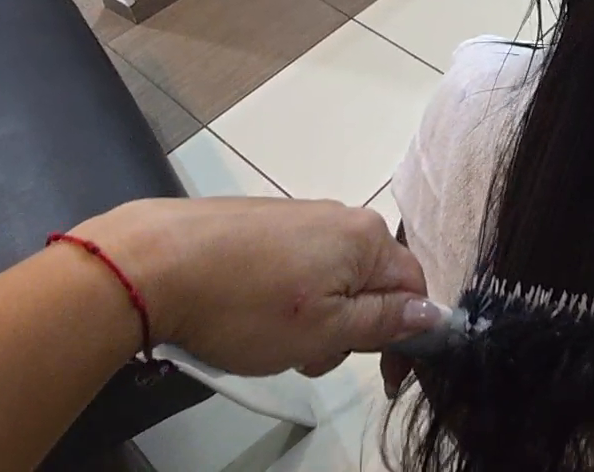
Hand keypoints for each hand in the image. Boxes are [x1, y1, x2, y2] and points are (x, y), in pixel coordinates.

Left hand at [70, 197, 444, 376]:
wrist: (160, 262)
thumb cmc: (247, 304)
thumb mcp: (325, 330)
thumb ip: (384, 321)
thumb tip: (433, 314)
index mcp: (366, 236)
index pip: (414, 286)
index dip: (407, 336)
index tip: (383, 379)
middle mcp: (341, 216)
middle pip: (373, 281)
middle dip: (353, 328)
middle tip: (312, 358)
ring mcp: (302, 215)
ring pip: (335, 278)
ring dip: (320, 318)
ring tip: (276, 342)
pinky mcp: (268, 221)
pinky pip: (302, 265)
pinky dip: (291, 298)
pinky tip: (255, 315)